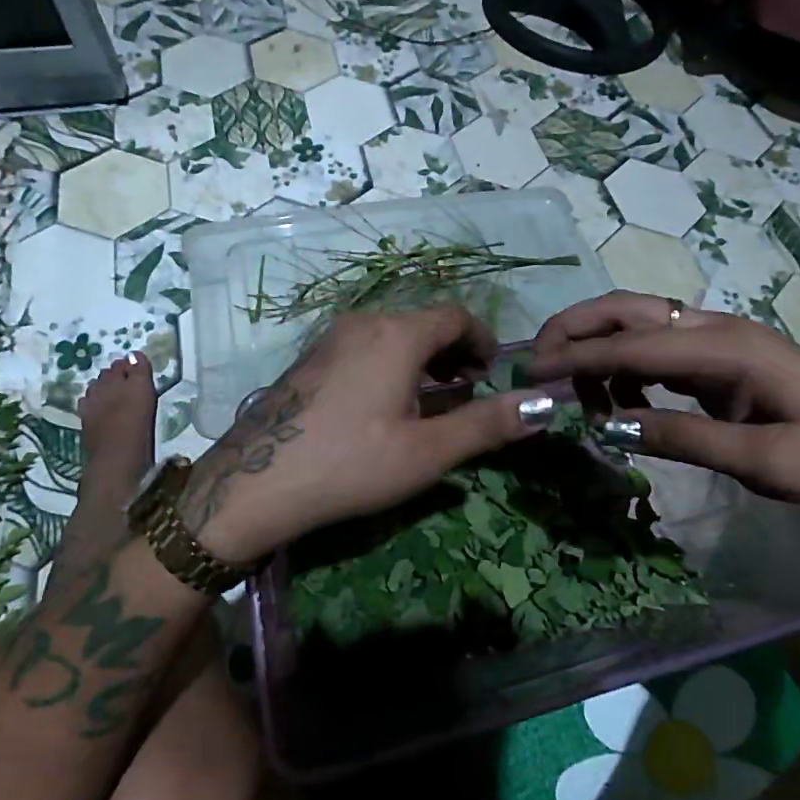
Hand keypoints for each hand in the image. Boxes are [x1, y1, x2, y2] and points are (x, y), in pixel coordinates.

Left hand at [182, 306, 551, 562]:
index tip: (492, 372)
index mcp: (397, 334)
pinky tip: (384, 405)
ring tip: (430, 401)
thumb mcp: (428, 451)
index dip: (482, 339)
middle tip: (467, 390)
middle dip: (453, 351)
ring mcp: (330, 338)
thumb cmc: (351, 464)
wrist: (255, 483)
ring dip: (421, 359)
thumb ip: (487, 424)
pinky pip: (363, 346)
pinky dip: (389, 363)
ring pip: (391, 334)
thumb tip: (543, 404)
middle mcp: (363, 322)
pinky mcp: (309, 359)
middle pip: (422, 322)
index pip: (455, 316)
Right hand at [529, 291, 799, 502]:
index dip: (578, 357)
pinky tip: (624, 402)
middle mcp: (715, 326)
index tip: (533, 373)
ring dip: (595, 348)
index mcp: (728, 348)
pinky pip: (651, 343)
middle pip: (626, 308)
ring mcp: (714, 335)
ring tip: (580, 399)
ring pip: (634, 320)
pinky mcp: (714, 351)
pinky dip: (621, 365)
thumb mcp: (761, 463)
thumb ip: (684, 439)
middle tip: (538, 366)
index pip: (634, 343)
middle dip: (573, 329)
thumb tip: (607, 427)